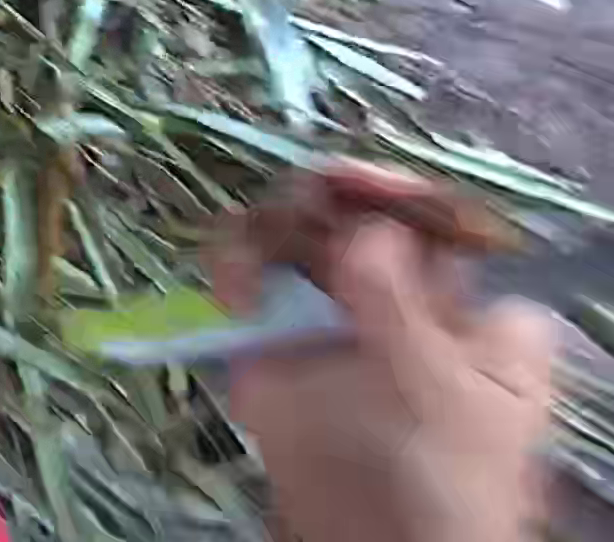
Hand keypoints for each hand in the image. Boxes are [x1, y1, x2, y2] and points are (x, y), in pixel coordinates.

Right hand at [210, 161, 553, 541]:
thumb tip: (369, 227)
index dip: (395, 192)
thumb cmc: (430, 466)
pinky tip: (231, 303)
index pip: (435, 221)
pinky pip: (238, 256)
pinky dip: (227, 266)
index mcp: (461, 302)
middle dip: (308, 209)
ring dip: (254, 242)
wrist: (351, 515)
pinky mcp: (267, 304)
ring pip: (282, 225)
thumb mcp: (434, 391)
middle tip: (283, 226)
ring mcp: (323, 292)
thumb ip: (400, 307)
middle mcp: (390, 282)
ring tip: (242, 290)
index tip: (345, 179)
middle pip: (345, 210)